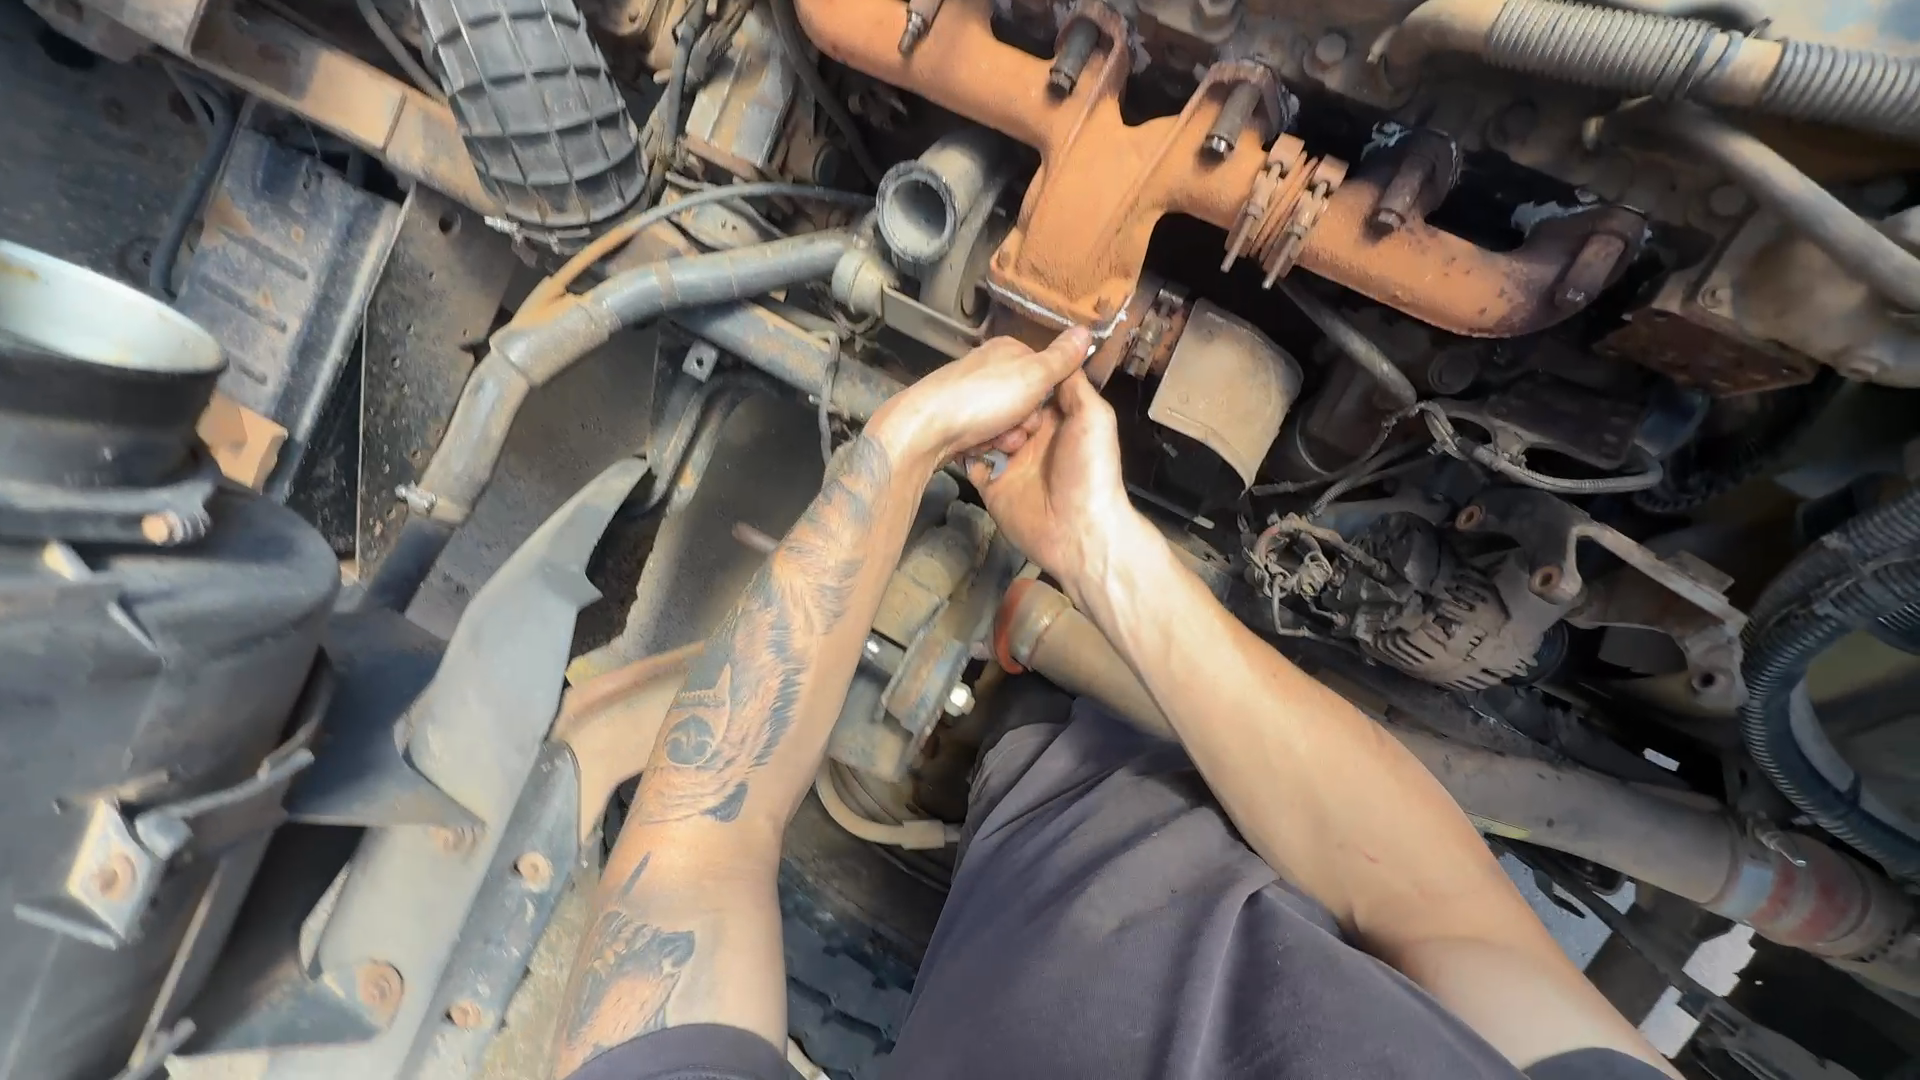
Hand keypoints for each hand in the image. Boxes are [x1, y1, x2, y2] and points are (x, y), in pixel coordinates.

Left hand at [865, 328, 1091, 472]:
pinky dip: (984, 444)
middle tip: (1015, 429)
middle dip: (1025, 422)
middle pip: (1027, 402)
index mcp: (1008, 351)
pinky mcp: (955, 420)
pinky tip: (977, 447)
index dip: (1048, 395)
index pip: (1045, 372)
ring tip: (993, 441)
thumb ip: (1061, 358)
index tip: (1043, 409)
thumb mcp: (1033, 376)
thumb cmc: (984, 398)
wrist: (927, 428)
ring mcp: (970, 395)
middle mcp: (988, 368)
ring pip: (1007, 423)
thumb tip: (1087, 329)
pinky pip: (984, 435)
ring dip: (1006, 438)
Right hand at [965, 369, 1145, 603]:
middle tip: (977, 389)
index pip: (1032, 392)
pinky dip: (963, 452)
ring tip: (968, 413)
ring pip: (985, 434)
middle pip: (1004, 410)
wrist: (1078, 531)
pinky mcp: (993, 486)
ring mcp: (1010, 464)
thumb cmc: (1090, 471)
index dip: (1017, 378)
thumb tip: (1062, 354)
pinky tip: (955, 438)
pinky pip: (972, 464)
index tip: (996, 361)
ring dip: (977, 424)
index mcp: (1058, 422)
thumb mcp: (1093, 418)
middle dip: (992, 400)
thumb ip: (1074, 386)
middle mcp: (1032, 440)